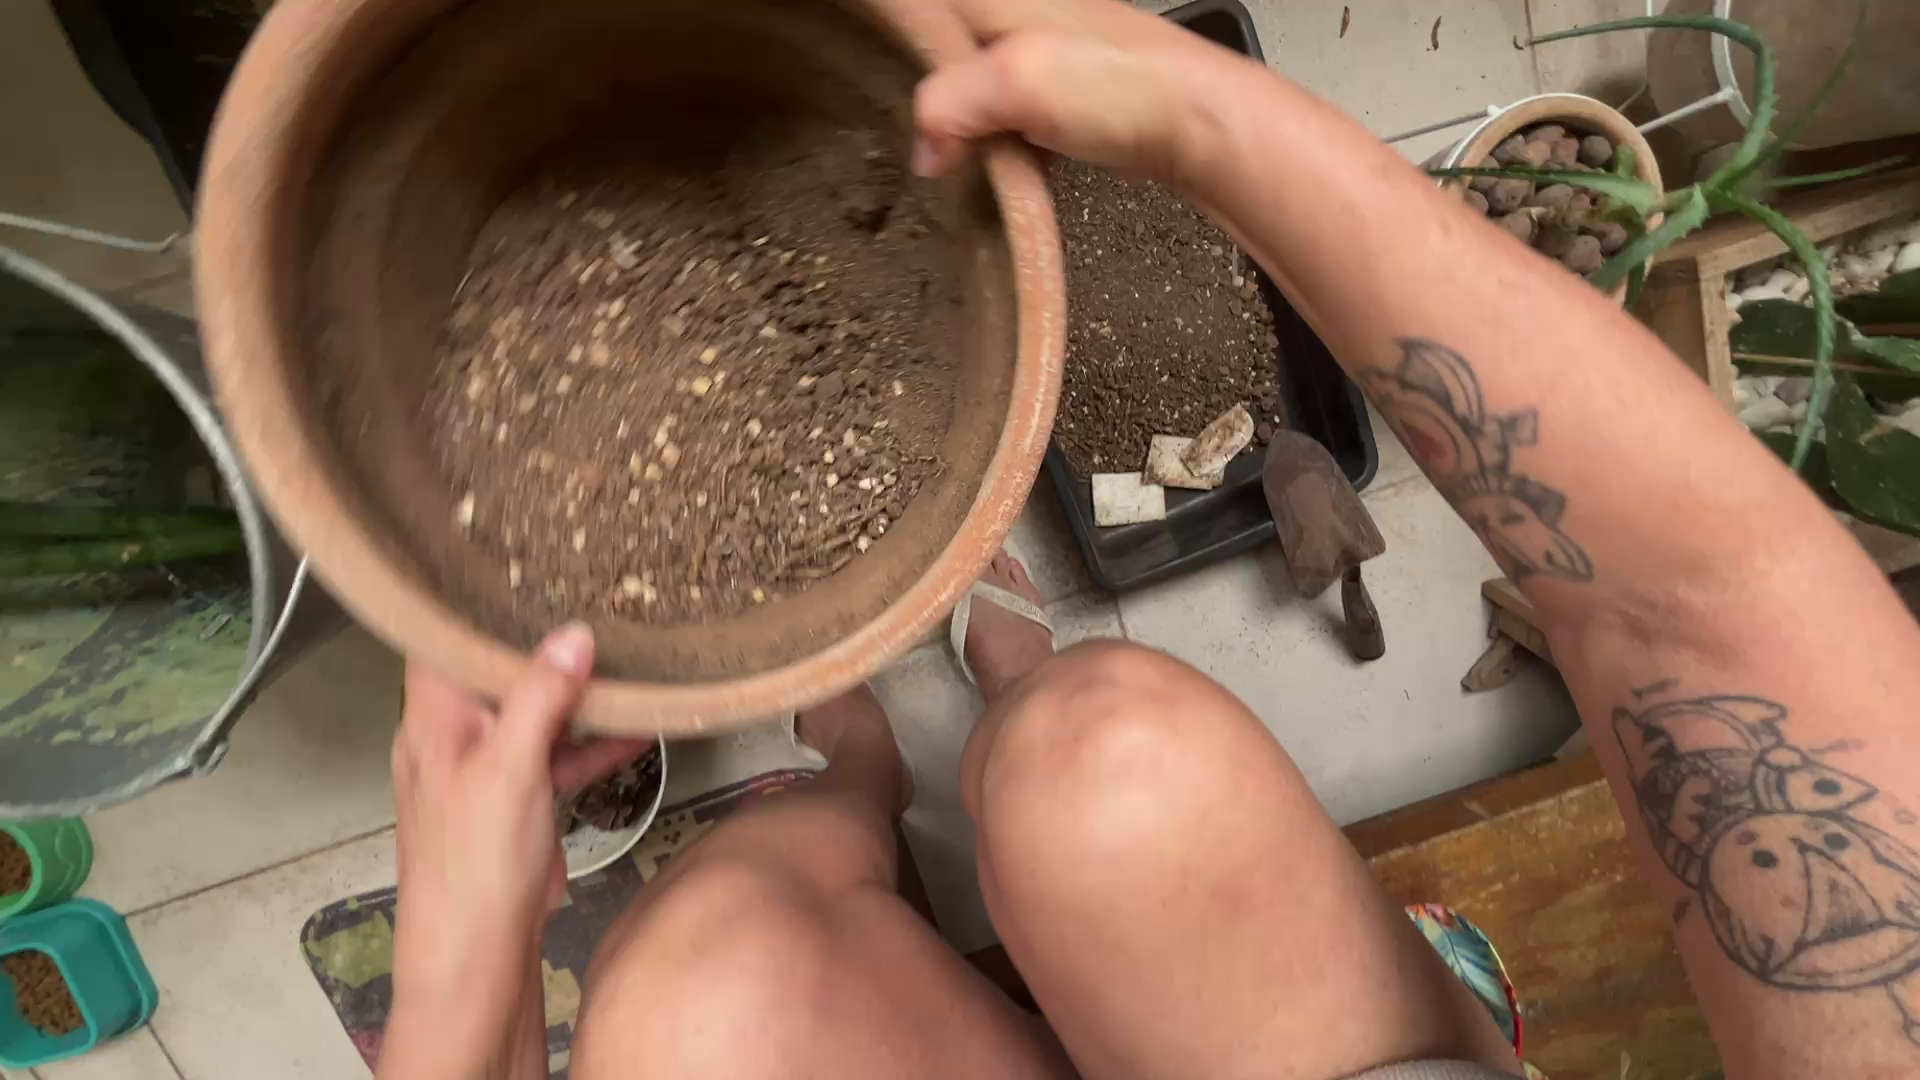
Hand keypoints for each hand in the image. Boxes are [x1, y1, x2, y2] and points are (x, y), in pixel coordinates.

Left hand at [383, 624, 647, 1078]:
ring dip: (579, 692)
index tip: (512, 565)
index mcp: (435, 723)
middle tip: (592, 600)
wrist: (481, 954)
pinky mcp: (525, 795)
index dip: (463, 603)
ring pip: (538, 711)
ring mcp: (495, 767)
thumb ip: (539, 699)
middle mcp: (459, 737)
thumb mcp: (508, 769)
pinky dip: (597, 741)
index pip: (436, 644)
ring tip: (626, 656)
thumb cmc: (475, 861)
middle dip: (543, 641)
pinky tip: (643, 726)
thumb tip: (574, 633)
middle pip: (498, 672)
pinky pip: (564, 754)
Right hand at [911, 0, 1257, 188]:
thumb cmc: (1124, 87)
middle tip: (937, 147)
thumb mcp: (1020, 81)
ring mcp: (1036, 54)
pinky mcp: (1056, 94)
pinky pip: (1008, 122)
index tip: (889, 102)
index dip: (896, 55)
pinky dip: (1006, 149)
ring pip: (973, 97)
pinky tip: (1017, 166)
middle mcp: (1011, 14)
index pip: (915, 14)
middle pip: (939, 60)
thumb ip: (951, 103)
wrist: (1190, 123)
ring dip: (971, 135)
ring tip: (978, 162)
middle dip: (935, 108)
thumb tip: (924, 149)